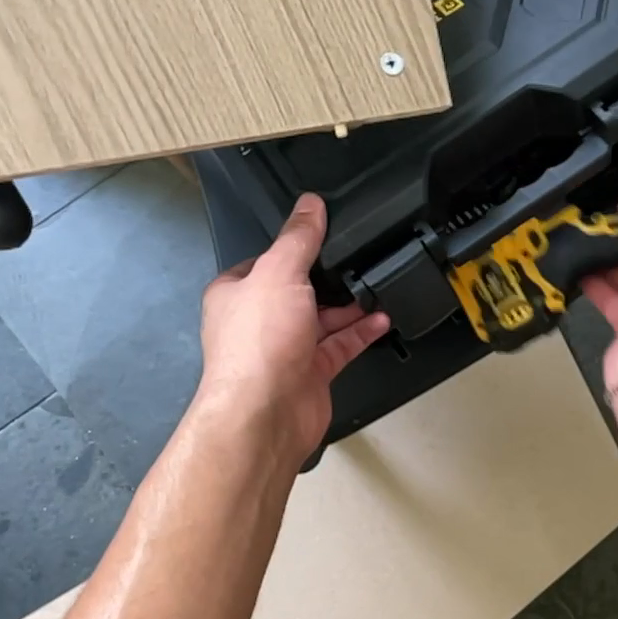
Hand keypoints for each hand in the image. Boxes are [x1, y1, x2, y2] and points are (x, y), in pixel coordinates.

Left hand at [196, 194, 389, 462]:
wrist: (265, 414)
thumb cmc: (257, 344)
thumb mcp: (279, 272)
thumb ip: (299, 238)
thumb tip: (310, 205)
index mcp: (237, 292)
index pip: (267, 261)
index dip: (295, 249)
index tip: (325, 235)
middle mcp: (258, 322)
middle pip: (299, 291)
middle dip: (330, 280)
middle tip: (360, 262)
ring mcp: (285, 350)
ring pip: (323, 320)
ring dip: (351, 307)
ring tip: (379, 288)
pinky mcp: (310, 374)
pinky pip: (339, 347)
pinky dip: (360, 333)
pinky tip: (380, 320)